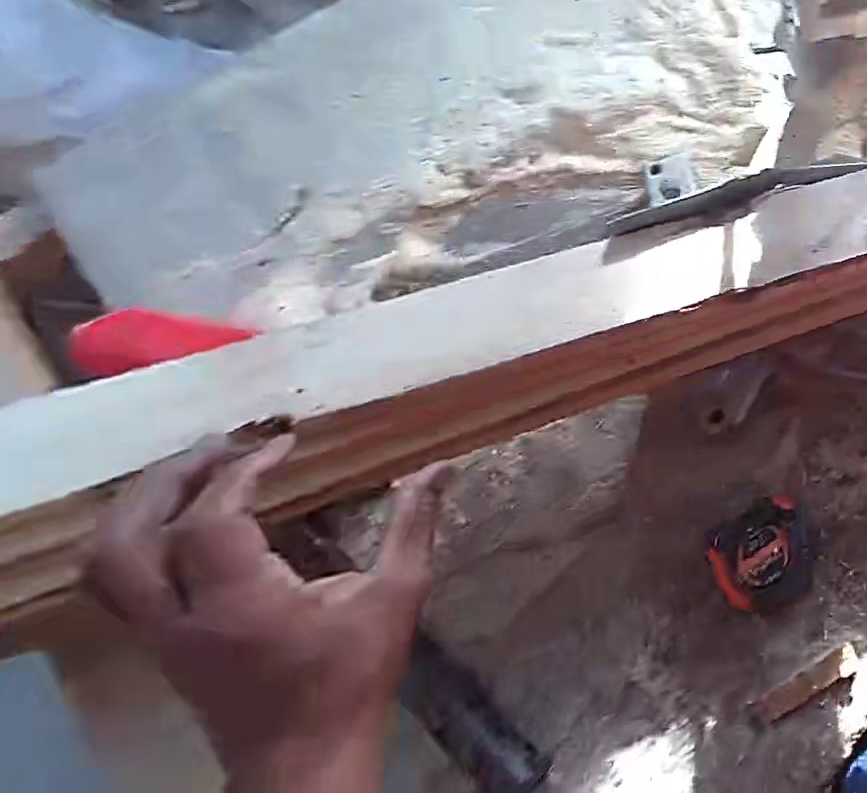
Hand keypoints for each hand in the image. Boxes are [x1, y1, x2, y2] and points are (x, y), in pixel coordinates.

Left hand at [87, 434, 450, 792]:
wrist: (304, 748)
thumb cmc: (357, 668)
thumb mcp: (399, 591)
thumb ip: (413, 524)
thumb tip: (437, 468)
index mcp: (241, 601)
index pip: (211, 521)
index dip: (241, 472)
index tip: (285, 443)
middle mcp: (180, 617)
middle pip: (126, 540)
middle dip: (168, 481)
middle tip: (224, 442)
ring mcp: (158, 634)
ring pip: (105, 565)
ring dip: (141, 508)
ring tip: (197, 471)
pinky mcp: (160, 642)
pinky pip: (122, 582)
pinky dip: (144, 536)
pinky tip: (189, 518)